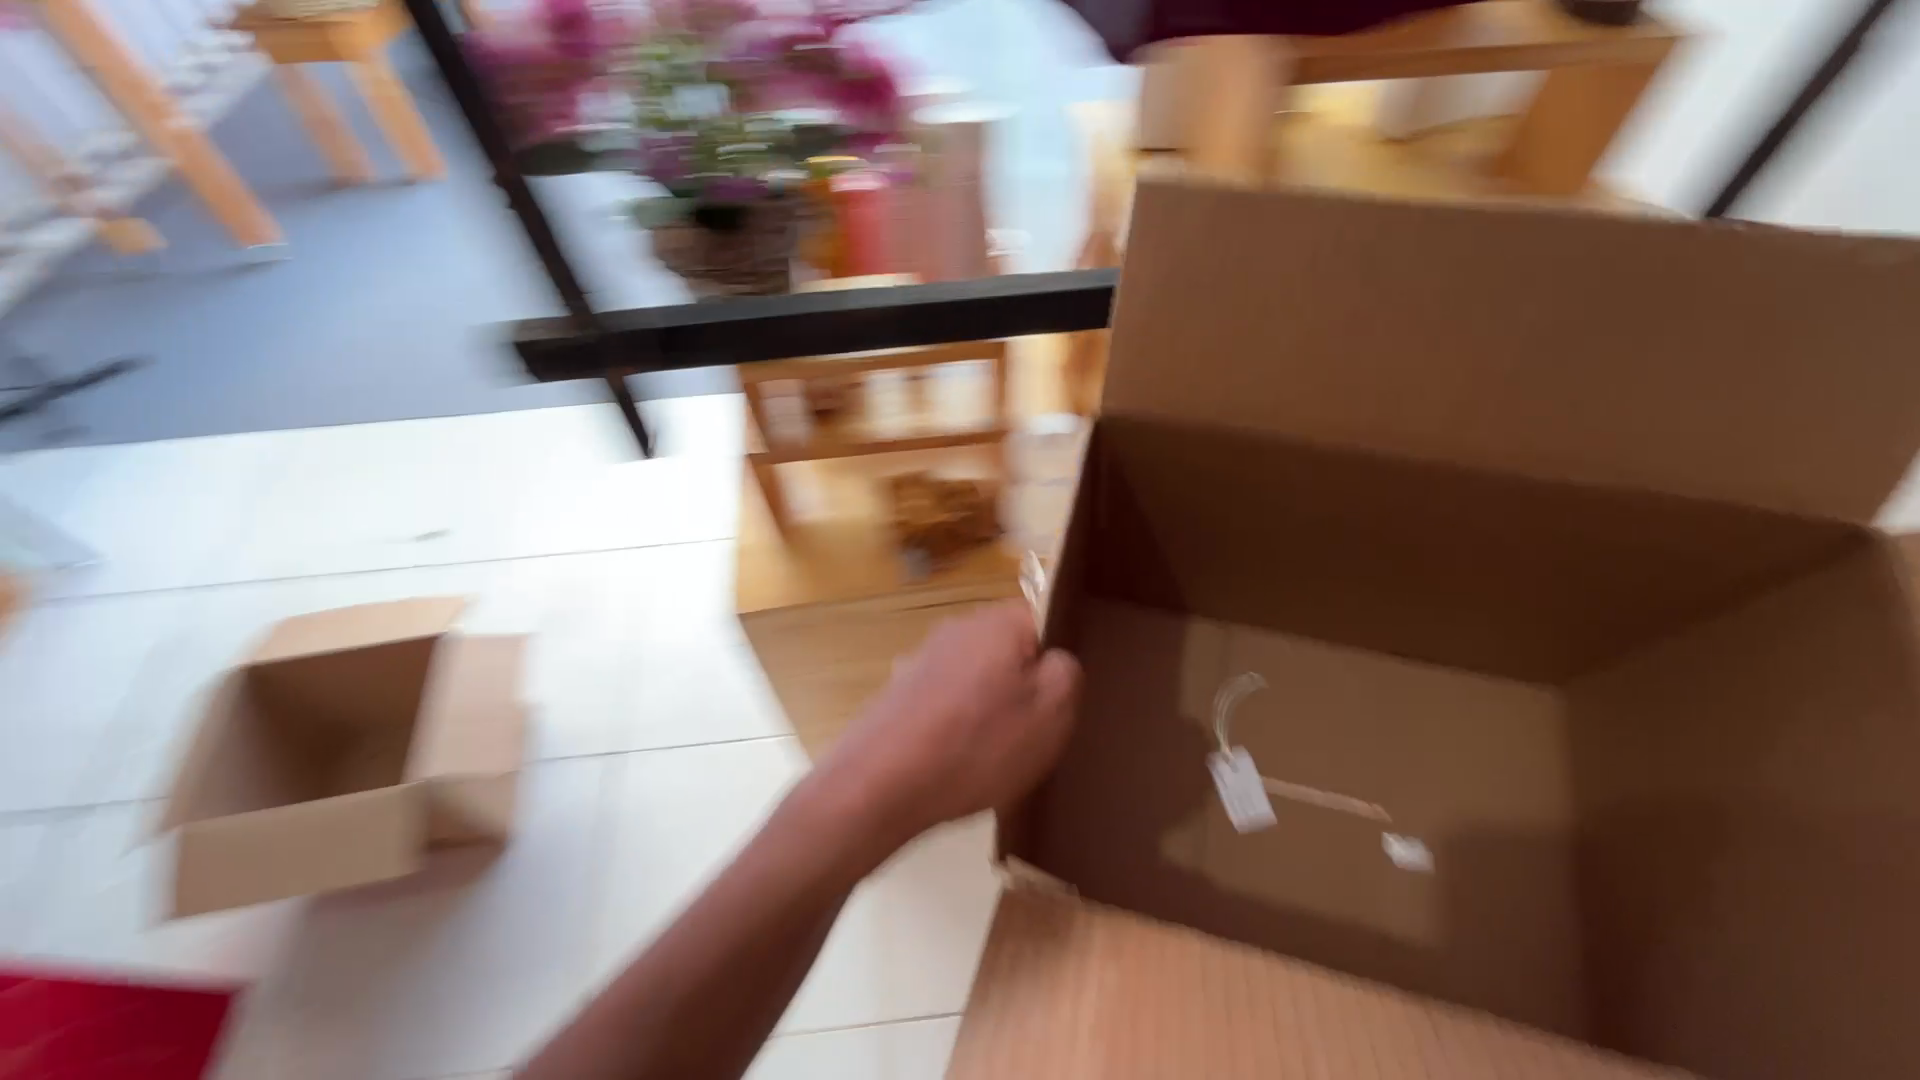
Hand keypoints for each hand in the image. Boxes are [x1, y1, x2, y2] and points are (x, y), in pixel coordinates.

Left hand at [812, 601, 1081, 853]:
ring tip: (992, 753)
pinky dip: (955, 726)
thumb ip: (1065, 671)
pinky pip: (944, 702)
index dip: (1056, 655)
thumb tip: (1053, 659)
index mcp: (996, 622)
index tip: (1058, 696)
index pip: (1042, 617)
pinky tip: (955, 762)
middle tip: (1031, 730)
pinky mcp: (898, 692)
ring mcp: (921, 659)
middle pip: (1007, 649)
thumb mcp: (1051, 712)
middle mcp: (955, 629)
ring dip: (987, 707)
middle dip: (1021, 684)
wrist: (879, 785)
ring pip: (975, 677)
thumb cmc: (977, 745)